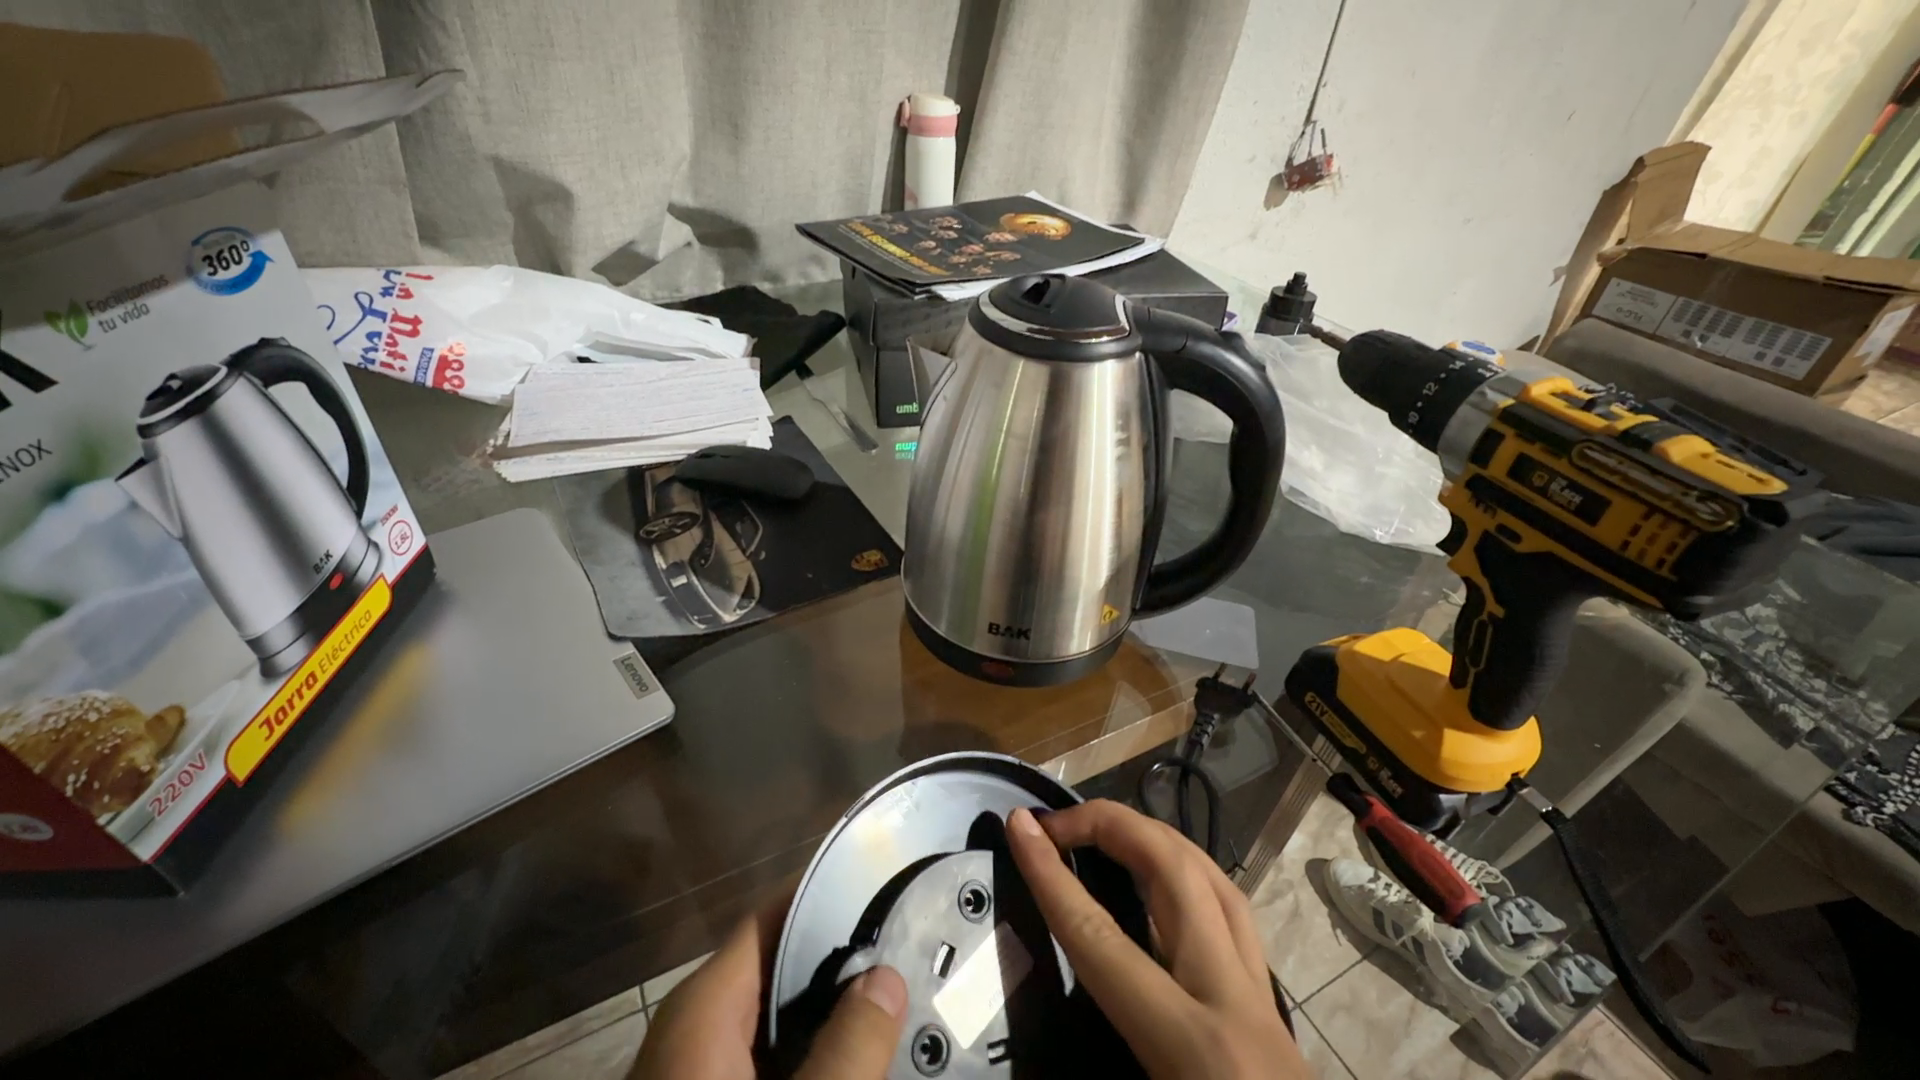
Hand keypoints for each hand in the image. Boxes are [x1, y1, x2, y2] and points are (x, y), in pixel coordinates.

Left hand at [629, 892, 908, 1079]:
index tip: (879, 883)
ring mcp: (693, 1068)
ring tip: (889, 998)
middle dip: (836, 958)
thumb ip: (847, 1049)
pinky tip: (845, 1059)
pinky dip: (804, 1050)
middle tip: (903, 947)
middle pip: (773, 966)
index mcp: (703, 1009)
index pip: (766, 920)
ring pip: (769, 1016)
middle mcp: (692, 1027)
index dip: (821, 897)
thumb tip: (885, 978)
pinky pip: (760, 1056)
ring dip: (824, 1009)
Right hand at [1006, 800, 1311, 1079]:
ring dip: (1149, 840)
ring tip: (1098, 836)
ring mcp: (1261, 994)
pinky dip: (1183, 875)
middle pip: (1171, 870)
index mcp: (1189, 1046)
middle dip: (1108, 826)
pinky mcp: (1270, 1001)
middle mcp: (1231, 999)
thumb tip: (1039, 1027)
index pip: (1099, 935)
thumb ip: (1085, 1056)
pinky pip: (1228, 909)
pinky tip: (1157, 886)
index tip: (1017, 828)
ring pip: (1211, 876)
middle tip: (1054, 825)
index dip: (1050, 874)